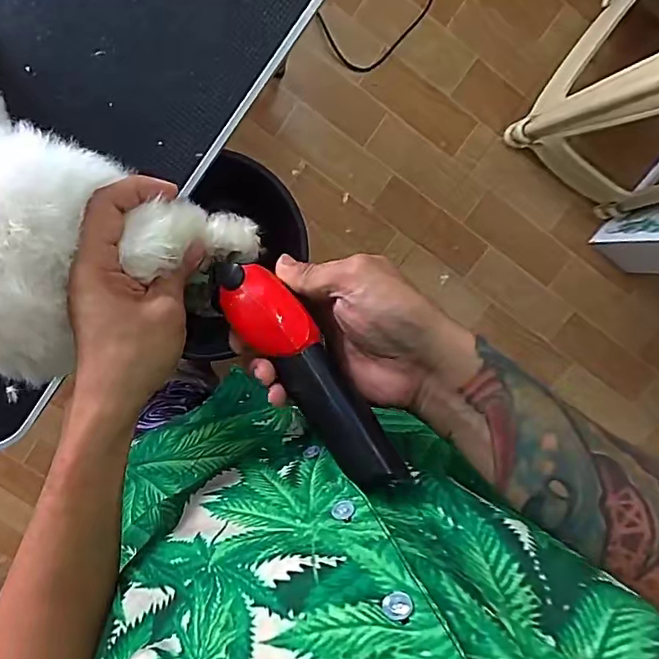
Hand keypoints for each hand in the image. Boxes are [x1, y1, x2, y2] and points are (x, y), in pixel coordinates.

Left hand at [67, 176, 205, 416]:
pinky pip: (119, 264)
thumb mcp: (167, 310)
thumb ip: (178, 271)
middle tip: (179, 215)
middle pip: (107, 218)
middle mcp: (85, 269)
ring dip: (146, 234)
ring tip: (179, 238)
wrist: (110, 400)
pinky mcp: (100, 300)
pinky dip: (144, 256)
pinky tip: (168, 264)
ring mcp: (90, 285)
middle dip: (146, 209)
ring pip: (114, 241)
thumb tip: (194, 246)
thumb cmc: (134, 358)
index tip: (171, 194)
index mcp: (94, 265)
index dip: (137, 188)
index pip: (105, 204)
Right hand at [242, 254, 477, 414]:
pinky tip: (278, 393)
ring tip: (264, 374)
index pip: (281, 288)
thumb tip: (280, 264)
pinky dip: (280, 388)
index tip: (236, 308)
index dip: (256, 297)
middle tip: (243, 346)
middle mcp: (319, 317)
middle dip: (251, 335)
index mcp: (327, 287)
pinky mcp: (325, 379)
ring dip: (261, 364)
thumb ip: (315, 275)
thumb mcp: (356, 278)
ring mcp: (321, 350)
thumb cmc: (393, 312)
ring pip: (276, 356)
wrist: (423, 366)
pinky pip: (293, 382)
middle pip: (270, 324)